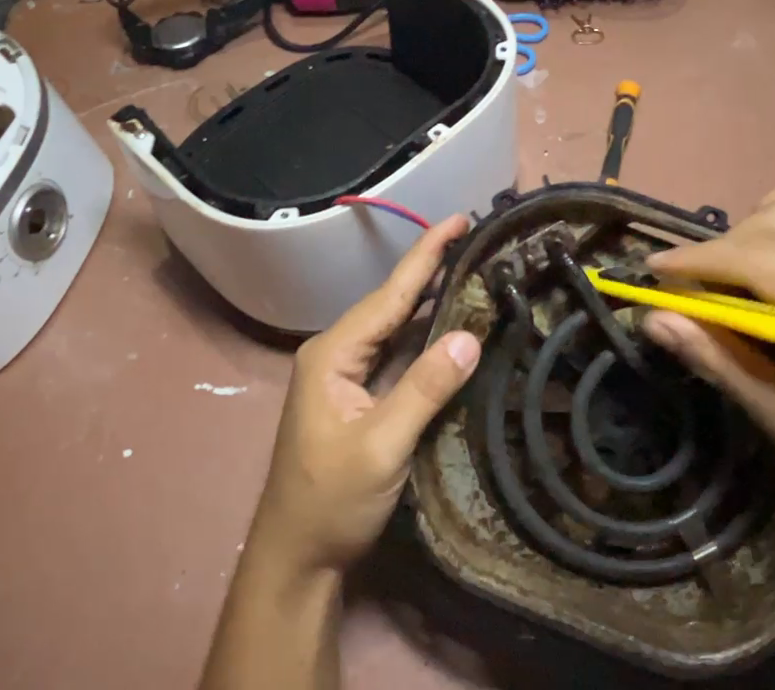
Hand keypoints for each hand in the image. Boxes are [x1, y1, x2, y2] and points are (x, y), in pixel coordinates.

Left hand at [249, 214, 480, 572]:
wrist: (297, 555)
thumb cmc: (330, 500)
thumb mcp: (380, 446)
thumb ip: (423, 389)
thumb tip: (469, 337)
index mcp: (333, 354)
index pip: (389, 295)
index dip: (427, 256)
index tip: (458, 219)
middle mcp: (337, 354)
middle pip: (392, 304)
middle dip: (432, 270)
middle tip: (477, 240)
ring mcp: (347, 376)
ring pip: (396, 328)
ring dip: (431, 301)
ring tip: (473, 271)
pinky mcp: (359, 398)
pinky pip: (397, 355)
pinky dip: (425, 337)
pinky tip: (451, 327)